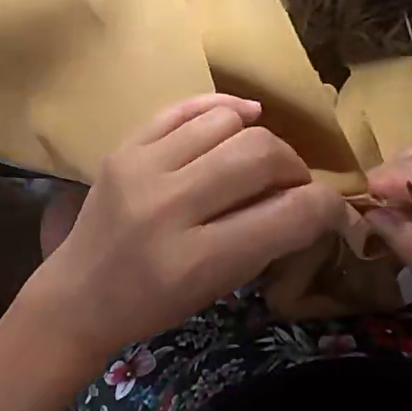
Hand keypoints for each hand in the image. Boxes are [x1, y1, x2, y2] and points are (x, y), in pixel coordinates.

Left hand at [21, 94, 344, 366]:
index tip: (332, 208)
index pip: (288, 214)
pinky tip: (242, 116)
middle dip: (294, 166)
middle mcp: (168, 207)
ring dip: (259, 138)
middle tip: (291, 183)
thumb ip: (269, 240)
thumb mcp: (219, 287)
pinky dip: (223, 107)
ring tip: (258, 159)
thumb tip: (313, 196)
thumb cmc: (154, 304)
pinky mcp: (123, 147)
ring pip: (228, 122)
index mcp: (197, 260)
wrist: (79, 295)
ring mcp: (140, 169)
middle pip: (261, 154)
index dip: (327, 206)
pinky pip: (185, 106)